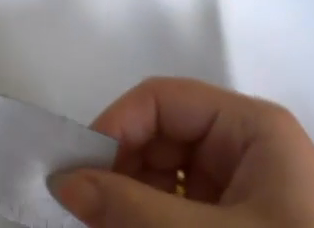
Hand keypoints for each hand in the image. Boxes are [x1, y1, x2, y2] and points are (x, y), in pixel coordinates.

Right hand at [53, 78, 313, 227]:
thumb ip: (135, 209)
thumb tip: (62, 182)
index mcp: (251, 126)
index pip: (161, 99)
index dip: (114, 127)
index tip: (76, 174)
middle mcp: (245, 147)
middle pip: (159, 138)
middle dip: (118, 173)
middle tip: (81, 212)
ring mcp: (244, 191)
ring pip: (164, 179)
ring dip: (129, 203)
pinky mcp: (241, 227)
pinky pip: (180, 212)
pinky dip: (149, 223)